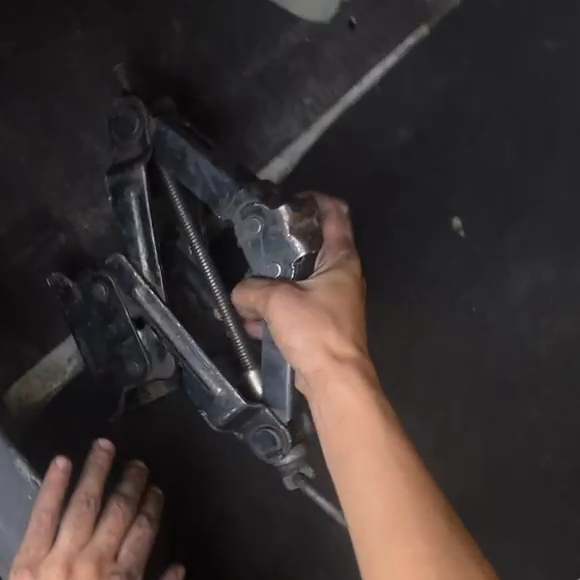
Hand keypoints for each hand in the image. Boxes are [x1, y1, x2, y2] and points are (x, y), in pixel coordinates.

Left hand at [0, 439, 185, 579]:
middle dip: (129, 483)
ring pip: (83, 505)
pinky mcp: (30, 557)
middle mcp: (95, 562)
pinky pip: (44, 515)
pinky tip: (62, 464)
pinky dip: (53, 487)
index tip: (154, 490)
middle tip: (136, 463)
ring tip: (105, 448)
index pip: (142, 532)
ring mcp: (61, 557)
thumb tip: (179, 569)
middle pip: (117, 512)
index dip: (150, 507)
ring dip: (96, 473)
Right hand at [231, 195, 374, 398]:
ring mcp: (330, 304)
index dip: (315, 200)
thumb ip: (251, 290)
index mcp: (340, 259)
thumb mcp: (276, 302)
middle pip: (308, 252)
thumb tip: (238, 294)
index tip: (290, 201)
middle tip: (253, 255)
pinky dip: (272, 316)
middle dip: (278, 255)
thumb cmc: (316, 331)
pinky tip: (252, 326)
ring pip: (295, 286)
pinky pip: (292, 312)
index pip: (335, 214)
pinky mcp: (319, 327)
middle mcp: (340, 277)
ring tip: (245, 300)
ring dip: (269, 292)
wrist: (333, 379)